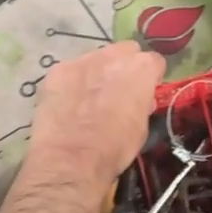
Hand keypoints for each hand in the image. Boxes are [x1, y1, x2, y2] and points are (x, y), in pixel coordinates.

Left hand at [26, 41, 165, 191]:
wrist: (70, 160)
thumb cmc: (114, 148)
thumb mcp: (142, 127)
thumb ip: (142, 102)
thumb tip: (139, 99)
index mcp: (141, 68)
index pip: (154, 61)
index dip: (150, 77)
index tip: (145, 91)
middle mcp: (114, 56)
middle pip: (125, 51)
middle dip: (125, 67)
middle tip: (118, 91)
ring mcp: (82, 60)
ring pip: (97, 58)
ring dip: (98, 72)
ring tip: (89, 98)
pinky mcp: (57, 70)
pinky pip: (71, 70)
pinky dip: (72, 82)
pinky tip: (68, 103)